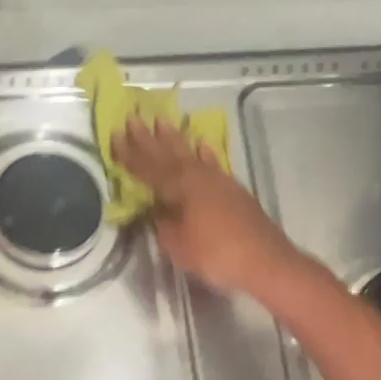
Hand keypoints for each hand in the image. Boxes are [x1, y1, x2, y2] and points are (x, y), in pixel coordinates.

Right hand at [111, 117, 303, 294]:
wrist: (265, 261)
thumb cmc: (216, 255)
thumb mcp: (178, 245)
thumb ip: (162, 224)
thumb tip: (154, 210)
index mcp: (180, 187)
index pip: (148, 168)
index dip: (130, 154)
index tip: (115, 135)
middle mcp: (198, 176)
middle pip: (168, 154)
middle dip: (148, 138)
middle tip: (133, 118)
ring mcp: (218, 180)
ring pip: (190, 154)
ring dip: (175, 138)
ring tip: (162, 121)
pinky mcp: (233, 190)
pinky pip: (213, 164)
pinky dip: (205, 154)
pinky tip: (201, 144)